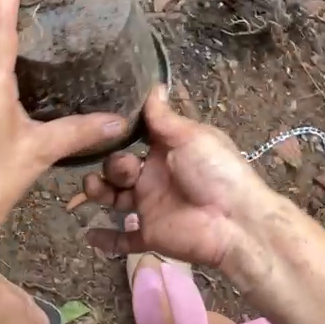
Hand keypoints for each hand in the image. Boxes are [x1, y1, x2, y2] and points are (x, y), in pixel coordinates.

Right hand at [82, 89, 277, 272]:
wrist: (236, 221)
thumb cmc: (216, 171)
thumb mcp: (191, 137)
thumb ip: (165, 117)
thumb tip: (154, 84)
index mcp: (166, 150)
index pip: (133, 139)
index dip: (116, 134)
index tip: (97, 125)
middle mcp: (154, 177)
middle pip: (118, 167)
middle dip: (110, 164)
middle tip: (123, 169)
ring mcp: (151, 206)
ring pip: (113, 198)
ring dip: (98, 191)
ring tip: (93, 188)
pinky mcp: (150, 234)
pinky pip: (123, 239)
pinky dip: (106, 239)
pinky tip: (88, 233)